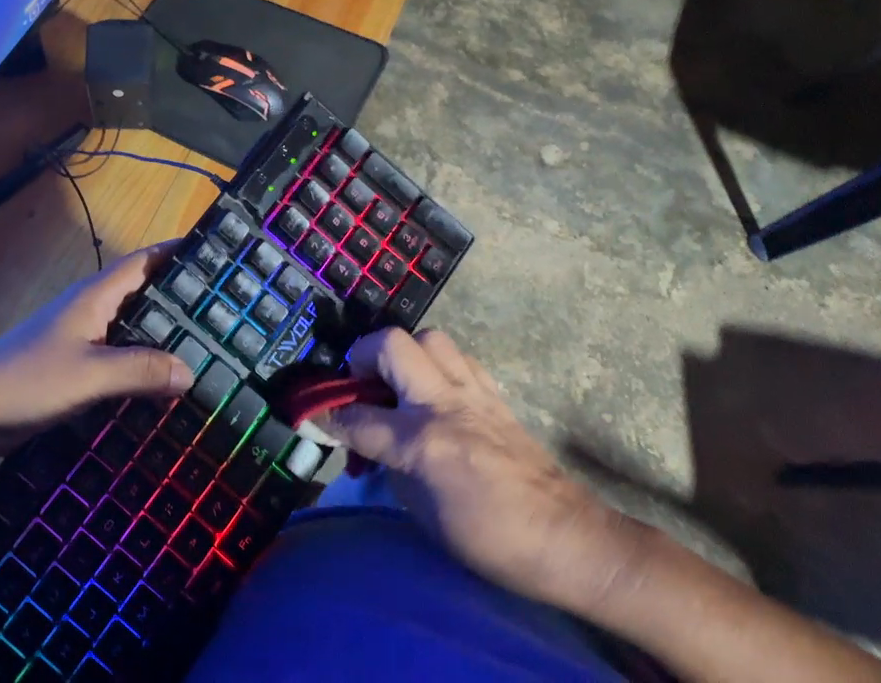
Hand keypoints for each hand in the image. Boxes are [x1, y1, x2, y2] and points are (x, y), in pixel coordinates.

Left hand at [0, 243, 194, 448]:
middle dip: (178, 295)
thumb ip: (141, 369)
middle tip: (224, 306)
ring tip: (205, 344)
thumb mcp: (91, 374)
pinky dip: (143, 360)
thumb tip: (191, 370)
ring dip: (162, 331)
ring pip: (131, 326)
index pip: (141, 262)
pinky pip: (119, 354)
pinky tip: (162, 382)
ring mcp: (78, 338)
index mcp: (92, 297)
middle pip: (140, 292)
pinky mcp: (72, 366)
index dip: (175, 253)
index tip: (213, 251)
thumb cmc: (30, 381)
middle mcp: (88, 310)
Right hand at [317, 328, 648, 614]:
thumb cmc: (490, 540)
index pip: (357, 418)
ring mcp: (474, 395)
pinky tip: (435, 395)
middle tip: (359, 383)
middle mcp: (445, 405)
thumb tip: (367, 444)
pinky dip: (438, 367)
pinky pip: (460, 360)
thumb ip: (389, 465)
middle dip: (363, 356)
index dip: (328, 419)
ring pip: (430, 339)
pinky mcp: (496, 396)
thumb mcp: (423, 513)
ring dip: (404, 354)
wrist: (569, 541)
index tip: (312, 417)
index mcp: (422, 442)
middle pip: (391, 344)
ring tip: (398, 384)